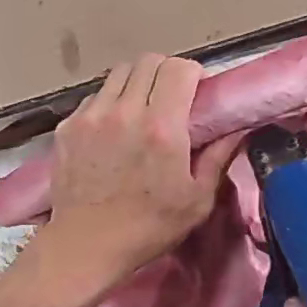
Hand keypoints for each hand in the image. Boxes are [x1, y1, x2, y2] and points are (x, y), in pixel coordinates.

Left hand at [41, 54, 245, 279]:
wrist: (87, 245)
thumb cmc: (149, 227)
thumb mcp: (197, 199)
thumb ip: (218, 157)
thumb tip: (238, 129)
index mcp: (162, 127)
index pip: (179, 68)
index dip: (192, 73)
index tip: (197, 90)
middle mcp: (125, 111)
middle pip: (148, 61)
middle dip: (165, 72)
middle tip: (172, 96)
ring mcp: (91, 116)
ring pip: (118, 73)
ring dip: (137, 83)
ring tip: (142, 108)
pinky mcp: (68, 126)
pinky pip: (95, 97)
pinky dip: (110, 102)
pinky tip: (115, 128)